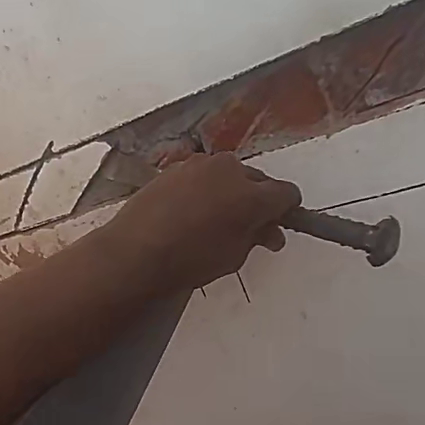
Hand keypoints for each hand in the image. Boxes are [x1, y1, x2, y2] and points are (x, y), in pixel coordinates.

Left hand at [98, 152, 301, 290]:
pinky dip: (206, 190)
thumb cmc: (192, 259)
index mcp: (252, 194)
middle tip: (251, 228)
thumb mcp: (235, 256)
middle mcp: (230, 170)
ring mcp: (200, 164)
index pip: (286, 194)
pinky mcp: (176, 166)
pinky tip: (193, 213)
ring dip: (232, 193)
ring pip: (229, 175)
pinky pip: (203, 176)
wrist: (137, 251)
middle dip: (259, 202)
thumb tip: (271, 232)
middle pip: (258, 181)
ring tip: (218, 221)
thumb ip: (257, 237)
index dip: (288, 210)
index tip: (279, 225)